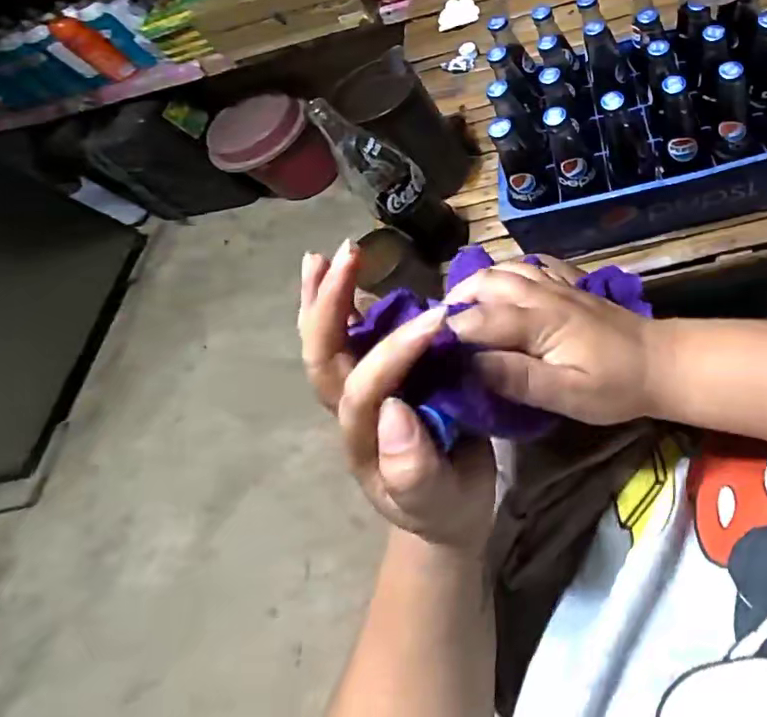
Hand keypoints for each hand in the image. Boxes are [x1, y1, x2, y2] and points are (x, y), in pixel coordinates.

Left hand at [299, 243, 496, 551]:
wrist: (444, 512)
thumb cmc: (444, 506)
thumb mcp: (437, 500)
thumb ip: (414, 470)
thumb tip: (394, 410)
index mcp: (364, 439)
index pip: (365, 387)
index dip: (396, 352)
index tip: (439, 320)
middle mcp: (350, 411)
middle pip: (322, 356)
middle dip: (329, 305)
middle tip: (348, 255)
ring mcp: (356, 394)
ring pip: (325, 343)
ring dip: (322, 297)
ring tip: (324, 255)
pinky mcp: (371, 380)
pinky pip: (347, 339)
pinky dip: (342, 305)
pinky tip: (350, 276)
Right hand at [445, 263, 663, 425]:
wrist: (660, 361)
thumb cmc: (614, 386)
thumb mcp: (567, 394)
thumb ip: (517, 378)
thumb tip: (467, 365)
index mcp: (538, 321)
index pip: (479, 318)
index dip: (448, 331)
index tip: (423, 349)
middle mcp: (542, 293)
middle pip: (486, 282)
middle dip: (456, 301)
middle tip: (439, 331)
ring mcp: (557, 284)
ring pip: (506, 268)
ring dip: (478, 284)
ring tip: (462, 311)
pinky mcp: (569, 284)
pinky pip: (531, 264)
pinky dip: (508, 272)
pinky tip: (504, 289)